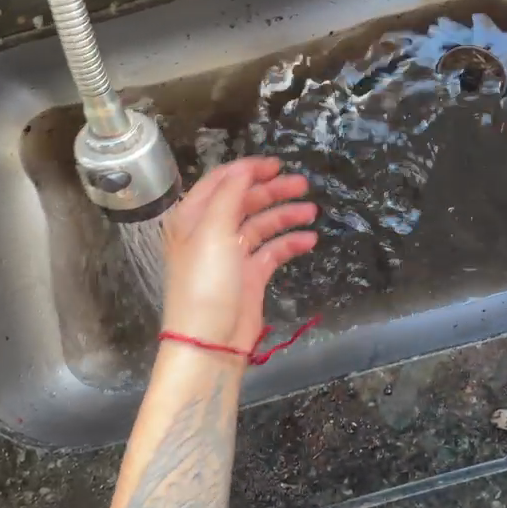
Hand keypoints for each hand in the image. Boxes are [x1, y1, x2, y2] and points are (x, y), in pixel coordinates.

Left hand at [160, 157, 317, 355]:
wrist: (209, 343)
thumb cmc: (205, 285)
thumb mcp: (213, 233)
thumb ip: (229, 196)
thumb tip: (244, 169)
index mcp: (194, 218)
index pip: (221, 182)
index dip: (247, 170)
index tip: (276, 164)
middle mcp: (212, 233)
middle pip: (245, 201)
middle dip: (272, 190)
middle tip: (303, 184)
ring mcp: (232, 255)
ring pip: (262, 225)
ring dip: (286, 215)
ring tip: (312, 211)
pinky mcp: (250, 276)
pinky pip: (273, 251)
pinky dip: (290, 243)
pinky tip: (309, 240)